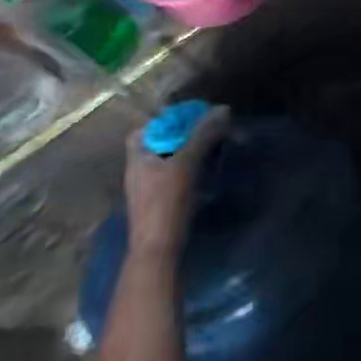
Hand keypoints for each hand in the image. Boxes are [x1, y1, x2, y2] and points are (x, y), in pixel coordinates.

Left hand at [123, 104, 227, 263]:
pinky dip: (188, 171)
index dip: (166, 121)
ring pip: (168, 161)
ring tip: (212, 149)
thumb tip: (222, 109)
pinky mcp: (159, 203)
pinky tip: (206, 174)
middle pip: (159, 144)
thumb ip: (202, 135)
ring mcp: (148, 189)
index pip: (145, 129)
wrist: (157, 250)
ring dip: (188, 153)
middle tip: (208, 132)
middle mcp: (138, 170)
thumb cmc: (166, 203)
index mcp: (137, 157)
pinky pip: (173, 177)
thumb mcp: (186, 164)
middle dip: (182, 136)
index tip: (191, 119)